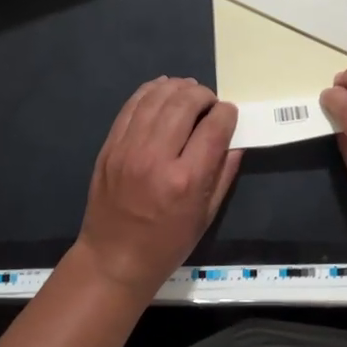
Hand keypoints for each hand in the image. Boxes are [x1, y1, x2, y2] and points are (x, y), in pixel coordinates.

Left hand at [76, 77, 241, 294]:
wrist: (113, 259)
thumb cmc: (167, 244)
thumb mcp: (206, 215)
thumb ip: (224, 172)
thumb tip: (236, 138)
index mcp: (186, 180)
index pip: (214, 127)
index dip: (227, 113)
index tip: (229, 114)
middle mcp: (156, 158)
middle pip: (185, 103)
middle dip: (204, 96)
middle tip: (210, 103)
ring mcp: (129, 149)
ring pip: (158, 97)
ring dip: (179, 87)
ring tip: (189, 92)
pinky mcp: (110, 145)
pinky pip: (133, 105)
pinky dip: (151, 91)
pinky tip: (163, 90)